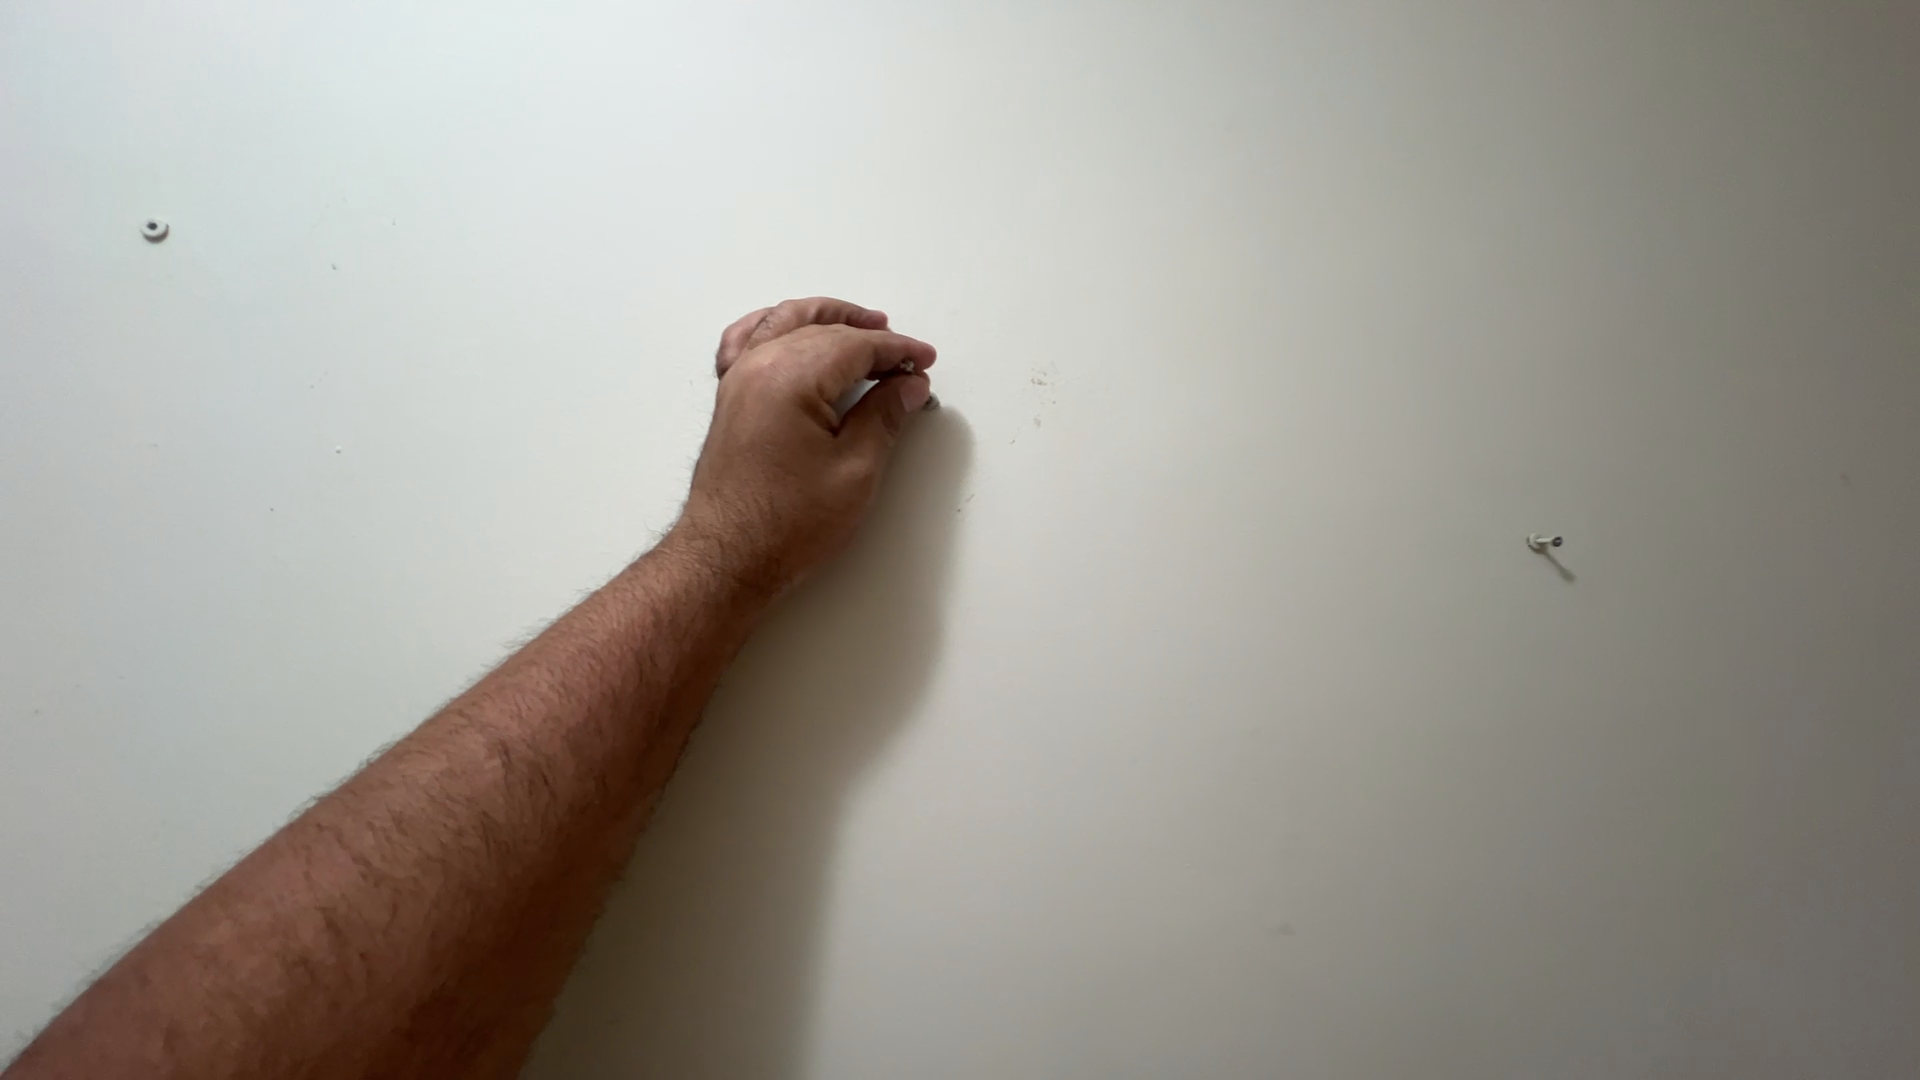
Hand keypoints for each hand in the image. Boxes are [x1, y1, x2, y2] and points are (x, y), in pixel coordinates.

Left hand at [672, 297, 936, 598]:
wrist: (728, 558)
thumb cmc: (791, 524)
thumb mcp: (855, 472)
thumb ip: (884, 418)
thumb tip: (909, 385)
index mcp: (791, 378)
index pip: (855, 346)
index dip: (896, 350)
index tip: (924, 361)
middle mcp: (758, 365)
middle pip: (823, 330)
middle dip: (870, 336)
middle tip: (906, 357)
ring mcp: (738, 379)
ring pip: (785, 323)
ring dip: (827, 319)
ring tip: (863, 324)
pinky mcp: (730, 398)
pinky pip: (749, 340)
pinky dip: (778, 328)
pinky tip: (792, 331)